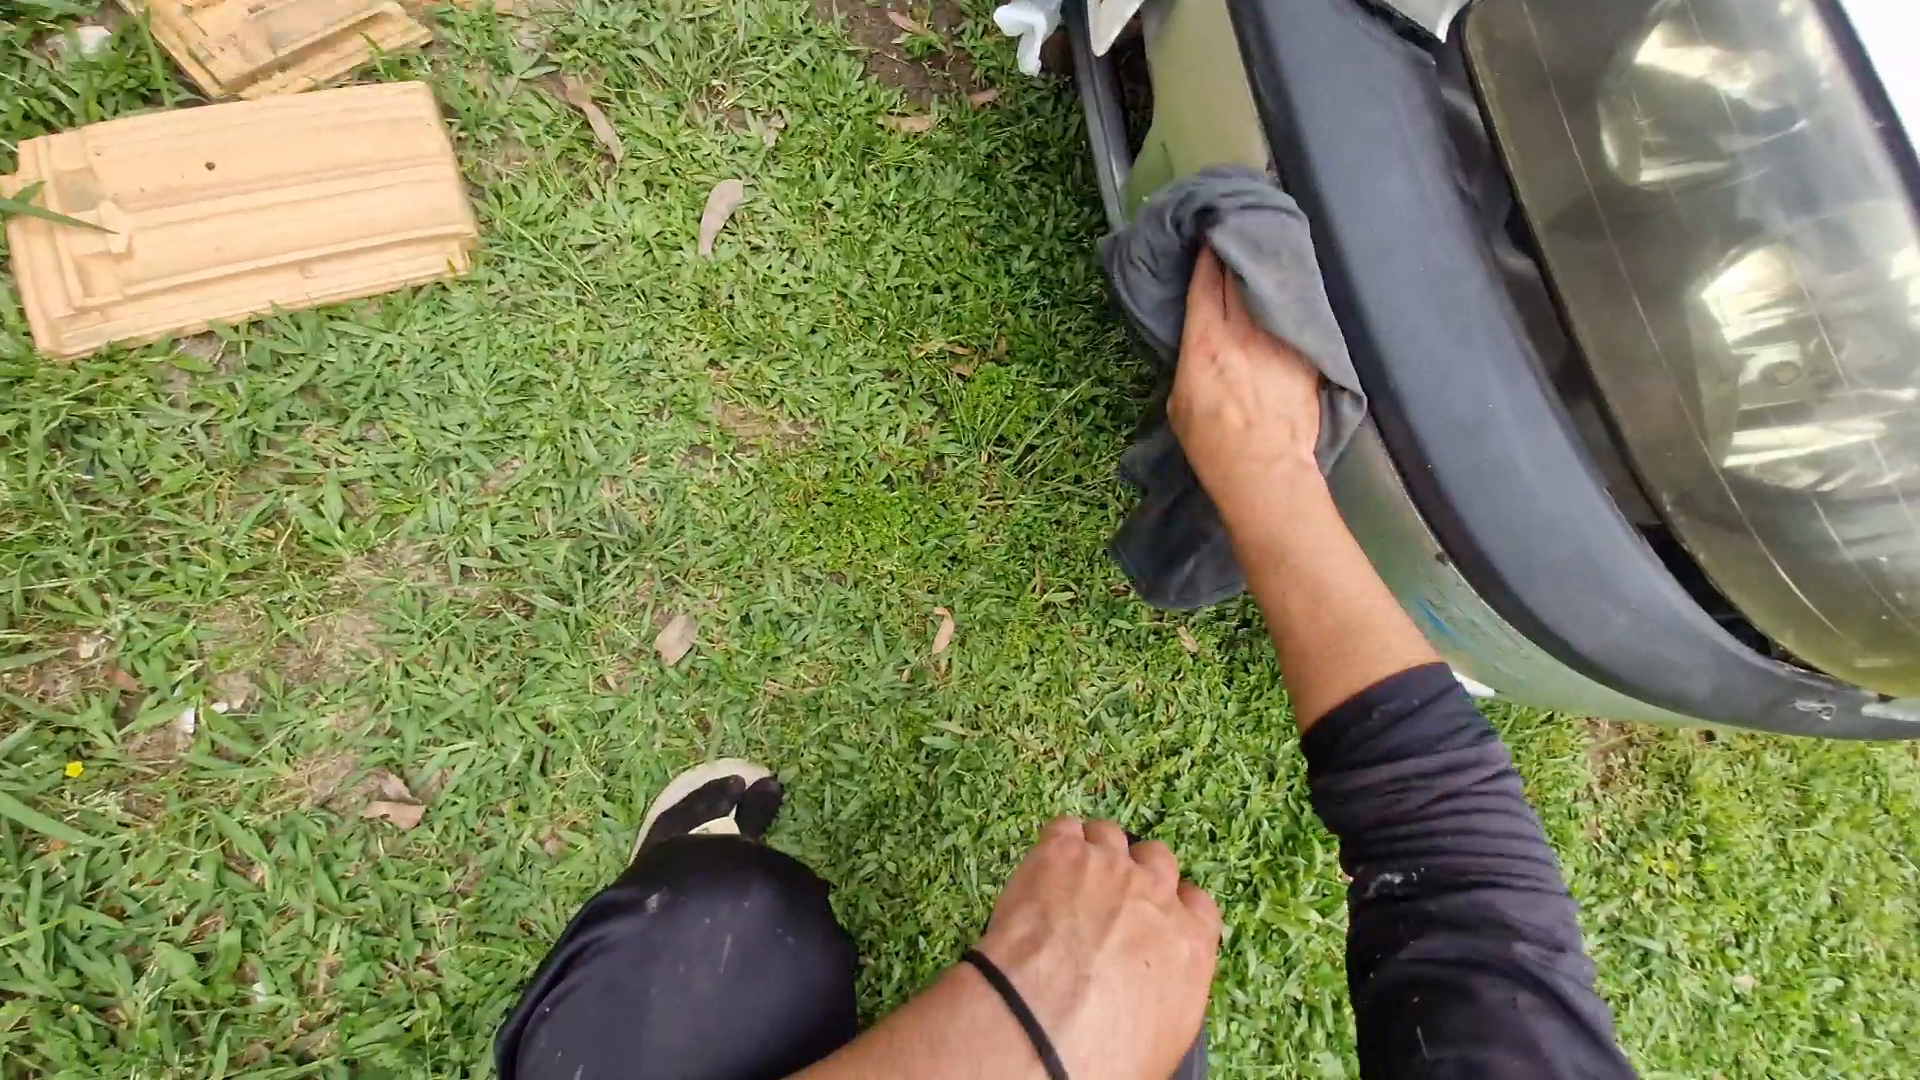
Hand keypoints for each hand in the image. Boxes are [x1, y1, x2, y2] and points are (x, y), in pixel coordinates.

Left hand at [975, 818, 1221, 1079]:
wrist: (1043, 1025)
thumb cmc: (1105, 1054)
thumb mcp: (1164, 1041)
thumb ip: (1171, 994)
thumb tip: (1155, 991)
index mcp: (1190, 944)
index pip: (1198, 905)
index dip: (1176, 905)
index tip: (1157, 914)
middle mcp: (1154, 894)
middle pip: (1157, 858)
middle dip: (1138, 870)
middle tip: (1110, 893)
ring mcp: (1108, 866)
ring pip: (1110, 834)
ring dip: (1096, 849)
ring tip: (1073, 873)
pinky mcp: (1061, 851)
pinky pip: (1065, 827)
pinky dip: (1058, 840)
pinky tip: (1046, 860)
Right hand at [1168, 245, 1324, 523]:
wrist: (1265, 468)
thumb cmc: (1212, 444)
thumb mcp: (1180, 403)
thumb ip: (1192, 364)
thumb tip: (1203, 345)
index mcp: (1204, 344)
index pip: (1206, 284)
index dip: (1207, 255)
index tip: (1208, 233)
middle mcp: (1243, 332)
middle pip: (1240, 274)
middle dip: (1236, 247)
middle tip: (1234, 224)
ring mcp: (1280, 338)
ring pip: (1273, 285)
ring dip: (1265, 262)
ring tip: (1262, 241)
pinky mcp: (1307, 351)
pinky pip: (1296, 310)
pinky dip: (1288, 293)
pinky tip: (1286, 282)